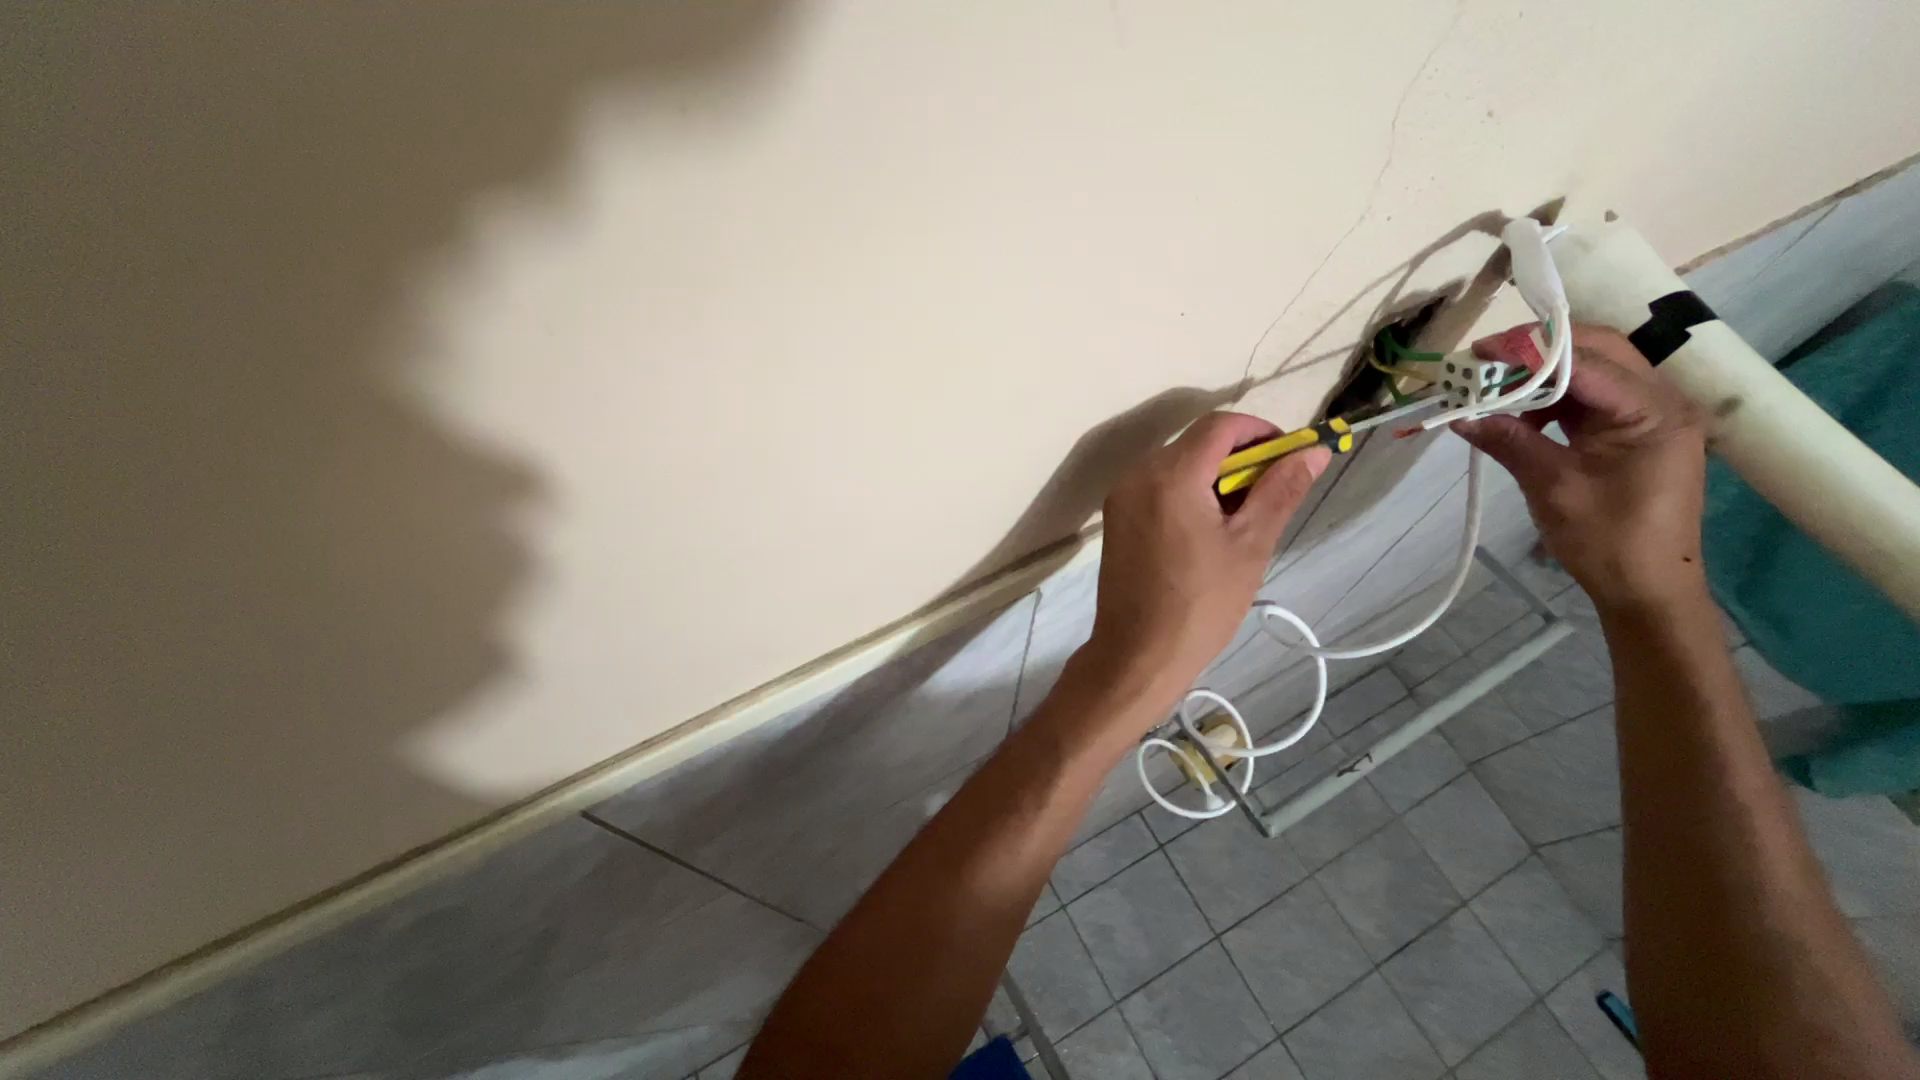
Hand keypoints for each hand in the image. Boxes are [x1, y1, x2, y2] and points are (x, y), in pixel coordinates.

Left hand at [1084, 411, 1330, 703]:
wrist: (1137, 655)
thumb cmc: (1201, 604)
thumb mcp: (1250, 545)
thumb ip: (1280, 490)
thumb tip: (1312, 452)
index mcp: (1170, 475)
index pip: (1220, 425)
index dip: (1261, 432)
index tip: (1290, 457)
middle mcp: (1137, 474)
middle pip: (1196, 443)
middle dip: (1240, 458)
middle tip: (1272, 494)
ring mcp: (1121, 497)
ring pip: (1177, 465)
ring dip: (1215, 477)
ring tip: (1244, 519)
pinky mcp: (1117, 519)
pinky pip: (1158, 487)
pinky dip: (1189, 493)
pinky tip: (1209, 531)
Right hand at [1452, 324, 1708, 612]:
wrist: (1646, 586)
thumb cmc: (1606, 540)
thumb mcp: (1551, 487)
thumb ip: (1509, 441)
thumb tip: (1460, 416)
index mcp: (1652, 412)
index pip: (1585, 363)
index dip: (1529, 353)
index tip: (1478, 353)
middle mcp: (1660, 401)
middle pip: (1597, 351)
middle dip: (1537, 352)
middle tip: (1484, 363)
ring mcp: (1649, 415)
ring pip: (1592, 370)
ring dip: (1542, 374)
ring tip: (1496, 389)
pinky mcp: (1634, 430)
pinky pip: (1590, 397)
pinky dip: (1553, 396)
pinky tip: (1522, 413)